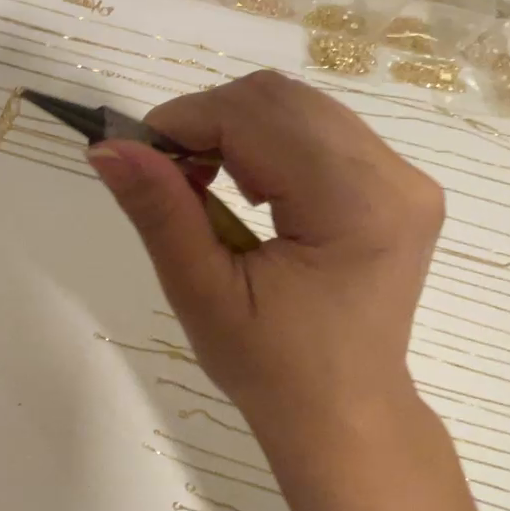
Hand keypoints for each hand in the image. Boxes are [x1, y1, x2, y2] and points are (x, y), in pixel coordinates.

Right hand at [86, 71, 443, 445]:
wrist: (344, 412)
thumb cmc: (270, 365)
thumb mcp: (200, 291)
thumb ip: (158, 211)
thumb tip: (107, 147)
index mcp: (355, 206)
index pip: (256, 116)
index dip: (183, 120)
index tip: (137, 158)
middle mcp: (394, 177)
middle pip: (279, 97)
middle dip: (206, 118)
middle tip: (167, 173)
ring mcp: (402, 177)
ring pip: (295, 104)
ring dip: (232, 127)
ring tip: (204, 184)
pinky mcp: (394, 184)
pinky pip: (314, 126)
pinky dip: (261, 139)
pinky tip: (245, 187)